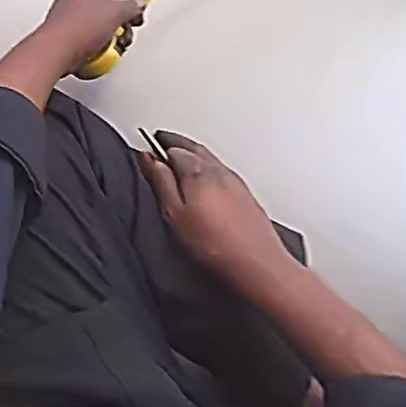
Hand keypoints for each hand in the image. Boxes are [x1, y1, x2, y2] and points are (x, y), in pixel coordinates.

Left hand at [31, 0, 145, 73]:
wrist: (57, 50)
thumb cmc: (81, 27)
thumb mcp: (118, 12)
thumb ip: (132, 6)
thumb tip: (137, 5)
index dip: (131, 2)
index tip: (137, 15)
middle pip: (106, 7)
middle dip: (120, 23)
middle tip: (125, 34)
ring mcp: (66, 15)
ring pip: (96, 24)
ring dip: (109, 36)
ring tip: (111, 46)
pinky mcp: (62, 33)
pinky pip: (84, 36)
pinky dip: (94, 44)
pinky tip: (97, 52)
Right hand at [138, 132, 290, 274]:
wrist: (258, 265)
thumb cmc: (214, 244)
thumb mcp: (174, 212)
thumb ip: (161, 181)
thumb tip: (150, 160)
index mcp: (198, 171)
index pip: (172, 148)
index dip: (157, 146)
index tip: (147, 149)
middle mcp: (219, 171)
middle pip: (193, 148)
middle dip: (175, 143)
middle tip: (160, 142)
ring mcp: (235, 182)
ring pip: (209, 158)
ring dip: (192, 153)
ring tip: (178, 157)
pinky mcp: (246, 195)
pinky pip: (221, 170)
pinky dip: (206, 166)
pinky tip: (202, 178)